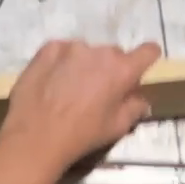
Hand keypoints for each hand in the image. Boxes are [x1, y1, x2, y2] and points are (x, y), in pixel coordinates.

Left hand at [0, 40, 161, 170]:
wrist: (36, 136)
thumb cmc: (82, 135)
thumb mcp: (117, 128)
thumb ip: (135, 107)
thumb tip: (140, 98)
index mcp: (122, 69)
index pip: (148, 51)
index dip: (147, 59)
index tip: (139, 69)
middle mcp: (100, 51)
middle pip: (114, 54)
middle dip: (110, 68)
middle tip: (98, 90)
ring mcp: (71, 47)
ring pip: (87, 52)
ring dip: (85, 64)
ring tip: (70, 88)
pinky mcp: (48, 48)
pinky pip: (63, 51)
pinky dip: (62, 62)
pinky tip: (53, 81)